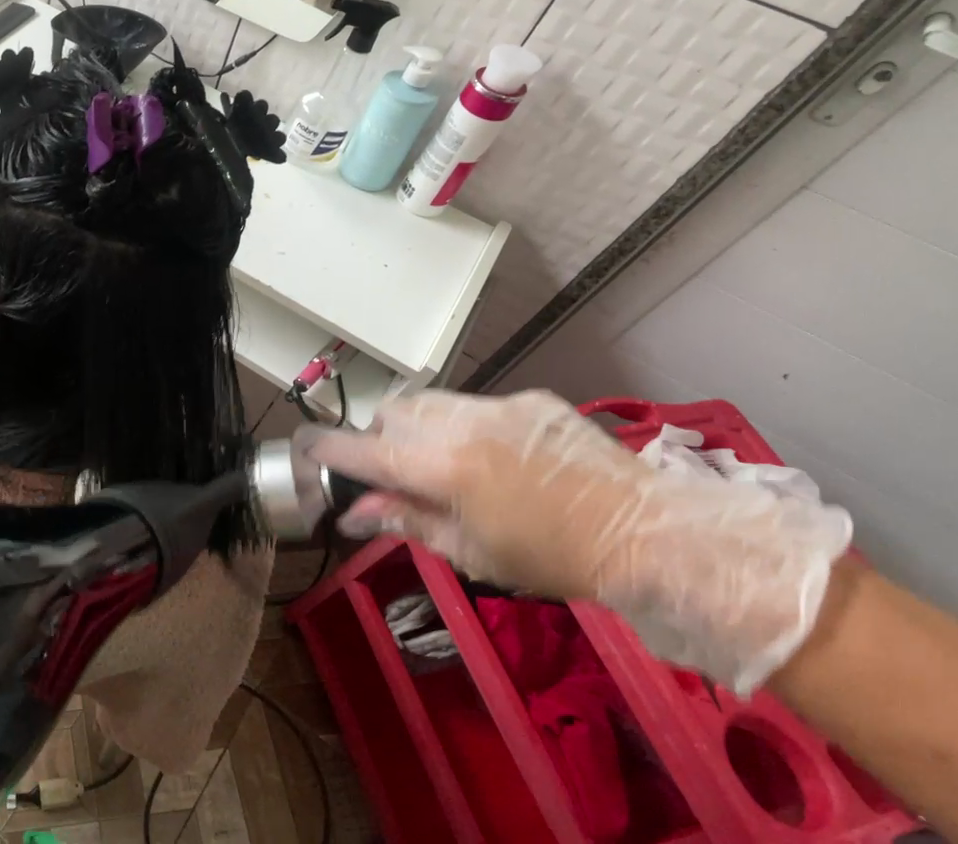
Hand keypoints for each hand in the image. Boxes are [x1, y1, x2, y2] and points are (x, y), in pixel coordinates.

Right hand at [297, 390, 852, 692]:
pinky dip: (463, 427)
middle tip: (397, 476)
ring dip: (418, 427)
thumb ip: (405, 520)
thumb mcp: (470, 551)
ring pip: (430, 402)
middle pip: (391, 413)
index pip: (362, 448)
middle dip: (380, 439)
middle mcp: (461, 423)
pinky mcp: (531, 400)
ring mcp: (498, 405)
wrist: (650, 535)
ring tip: (443, 465)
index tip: (307, 451)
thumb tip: (352, 513)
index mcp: (441, 466)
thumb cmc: (552, 557)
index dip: (327, 449)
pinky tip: (495, 460)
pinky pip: (475, 405)